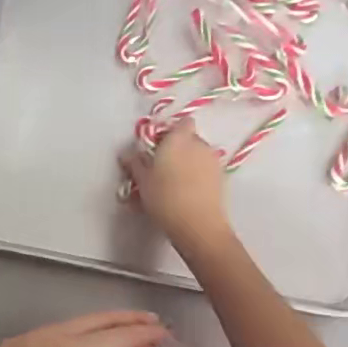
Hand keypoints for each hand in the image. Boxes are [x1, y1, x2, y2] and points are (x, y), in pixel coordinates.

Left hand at [0, 311, 167, 346]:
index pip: (119, 336)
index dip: (145, 333)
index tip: (166, 333)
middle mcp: (44, 339)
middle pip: (92, 321)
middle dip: (123, 320)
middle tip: (150, 323)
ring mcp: (17, 343)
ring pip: (66, 326)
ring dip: (95, 327)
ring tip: (118, 336)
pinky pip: (43, 336)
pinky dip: (68, 336)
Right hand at [121, 119, 232, 248]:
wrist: (197, 224)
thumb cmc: (165, 197)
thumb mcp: (142, 181)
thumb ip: (135, 163)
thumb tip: (127, 154)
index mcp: (179, 138)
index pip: (181, 123)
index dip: (169, 133)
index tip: (156, 149)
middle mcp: (199, 144)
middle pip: (188, 140)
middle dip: (176, 151)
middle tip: (159, 170)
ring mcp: (213, 161)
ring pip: (196, 157)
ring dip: (185, 166)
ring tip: (170, 187)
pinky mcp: (220, 178)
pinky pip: (204, 172)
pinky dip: (194, 179)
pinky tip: (183, 197)